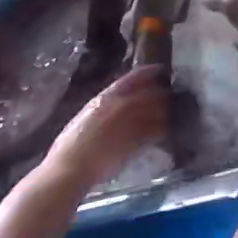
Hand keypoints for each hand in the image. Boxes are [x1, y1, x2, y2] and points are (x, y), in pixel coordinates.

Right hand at [44, 65, 169, 187]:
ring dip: (164, 112)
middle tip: (166, 98)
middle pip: (152, 93)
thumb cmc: (71, 144)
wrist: (72, 167)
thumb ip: (105, 104)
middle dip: (161, 95)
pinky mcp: (137, 141)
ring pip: (159, 111)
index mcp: (106, 97)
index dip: (150, 72)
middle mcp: (122, 105)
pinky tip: (161, 132)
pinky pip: (158, 131)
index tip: (160, 69)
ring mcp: (131, 122)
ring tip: (165, 116)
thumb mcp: (87, 114)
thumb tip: (121, 100)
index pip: (135, 77)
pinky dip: (162, 130)